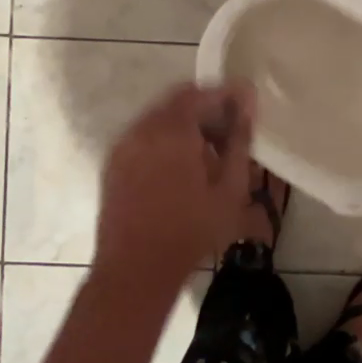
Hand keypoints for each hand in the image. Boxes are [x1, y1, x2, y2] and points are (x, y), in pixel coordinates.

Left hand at [96, 82, 255, 283]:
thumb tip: (247, 108)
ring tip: (209, 152)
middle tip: (231, 130)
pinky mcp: (113, 163)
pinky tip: (182, 167)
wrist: (135, 270)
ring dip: (186, 125)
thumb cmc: (190, 232)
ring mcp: (123, 145)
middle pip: (178, 101)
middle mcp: (143, 128)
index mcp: (172, 130)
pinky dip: (165, 140)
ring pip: (159, 118)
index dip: (228, 94)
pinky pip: (144, 137)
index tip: (248, 103)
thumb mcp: (230, 189)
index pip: (202, 92)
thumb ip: (240, 142)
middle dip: (207, 108)